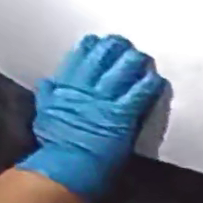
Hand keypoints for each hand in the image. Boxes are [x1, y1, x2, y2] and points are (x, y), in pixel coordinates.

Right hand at [17, 34, 166, 200]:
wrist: (70, 163)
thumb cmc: (58, 142)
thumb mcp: (46, 111)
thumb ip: (50, 94)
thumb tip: (50, 81)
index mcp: (64, 87)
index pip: (78, 60)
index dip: (90, 48)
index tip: (98, 39)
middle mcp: (84, 89)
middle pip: (101, 61)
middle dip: (114, 49)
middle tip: (126, 43)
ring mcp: (103, 101)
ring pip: (121, 73)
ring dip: (135, 62)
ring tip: (144, 57)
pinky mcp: (122, 114)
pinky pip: (138, 94)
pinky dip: (148, 85)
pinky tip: (156, 78)